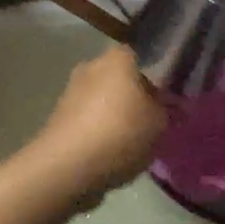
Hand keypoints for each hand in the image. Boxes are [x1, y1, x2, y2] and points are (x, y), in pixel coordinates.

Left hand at [26, 47, 166, 199]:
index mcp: (117, 58)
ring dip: (114, 117)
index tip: (165, 103)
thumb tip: (159, 105)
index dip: (156, 80)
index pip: (143, 59)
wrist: (67, 165)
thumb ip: (164, 109)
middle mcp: (90, 66)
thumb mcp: (159, 122)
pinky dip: (98, 132)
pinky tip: (108, 153)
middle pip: (120, 80)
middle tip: (150, 125)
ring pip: (103, 101)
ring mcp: (71, 91)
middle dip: (134, 99)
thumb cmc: (120, 134)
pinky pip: (88, 119)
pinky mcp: (58, 116)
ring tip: (130, 145)